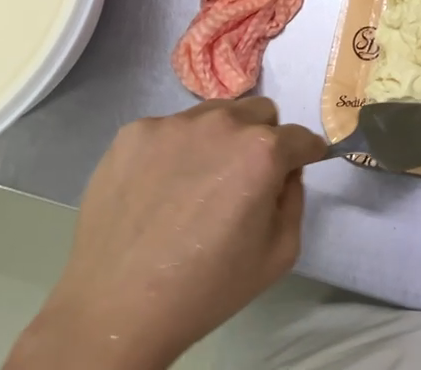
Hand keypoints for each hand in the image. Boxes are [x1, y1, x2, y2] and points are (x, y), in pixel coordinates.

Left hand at [6, 98, 325, 369]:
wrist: (116, 309)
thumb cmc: (206, 288)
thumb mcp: (280, 254)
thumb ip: (294, 199)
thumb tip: (285, 171)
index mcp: (262, 151)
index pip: (300, 137)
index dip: (304, 155)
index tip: (297, 167)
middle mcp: (221, 123)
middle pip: (259, 112)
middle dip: (262, 138)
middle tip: (241, 180)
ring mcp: (172, 124)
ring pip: (213, 116)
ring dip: (217, 140)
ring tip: (193, 186)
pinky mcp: (133, 133)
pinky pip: (168, 131)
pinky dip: (173, 151)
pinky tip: (158, 190)